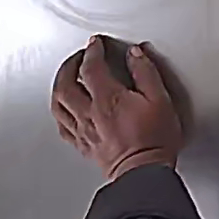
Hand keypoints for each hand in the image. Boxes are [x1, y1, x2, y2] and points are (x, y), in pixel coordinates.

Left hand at [51, 36, 183, 182]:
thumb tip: (135, 54)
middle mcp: (90, 114)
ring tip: (68, 76)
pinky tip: (66, 108)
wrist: (145, 174)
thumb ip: (146, 72)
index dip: (92, 50)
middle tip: (79, 56)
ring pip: (58, 104)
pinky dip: (61, 111)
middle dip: (70, 64)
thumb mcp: (160, 99)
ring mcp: (84, 131)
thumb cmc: (154, 140)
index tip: (96, 43)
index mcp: (108, 99)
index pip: (91, 67)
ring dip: (60, 85)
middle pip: (65, 83)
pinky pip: (62, 125)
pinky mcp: (84, 146)